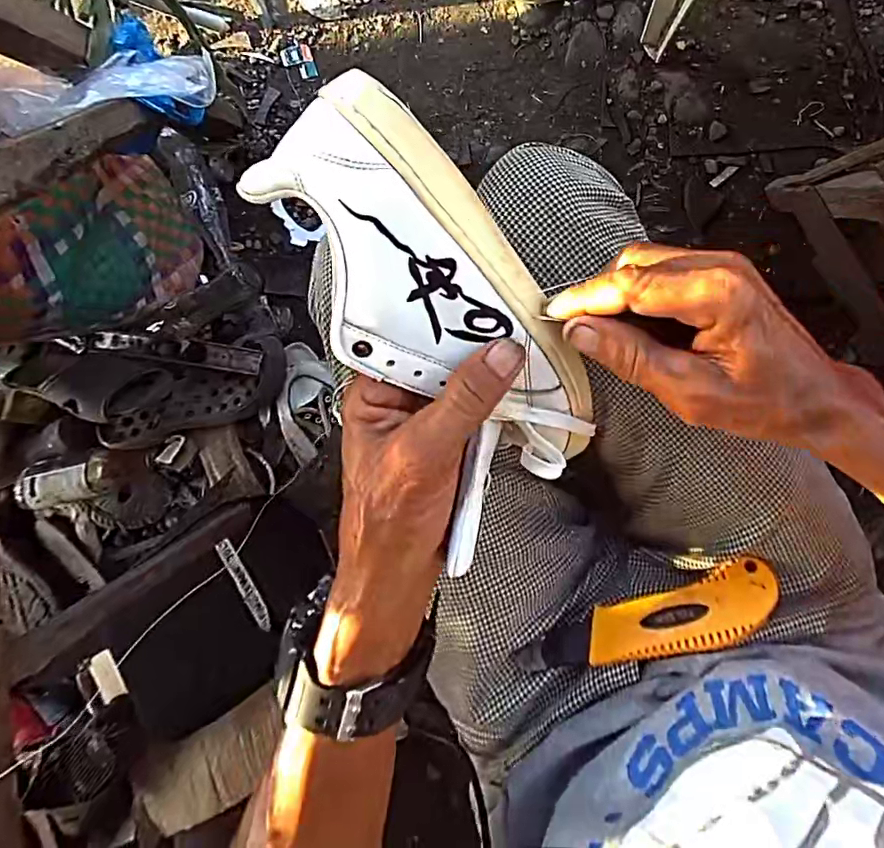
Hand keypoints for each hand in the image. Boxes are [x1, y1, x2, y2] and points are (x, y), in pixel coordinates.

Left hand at [315, 340, 523, 683]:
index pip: (407, 338)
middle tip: (506, 339)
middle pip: (442, 358)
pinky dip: (496, 410)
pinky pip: (479, 410)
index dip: (442, 321)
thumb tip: (498, 357)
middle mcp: (398, 401)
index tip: (478, 309)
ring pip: (465, 383)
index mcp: (373, 394)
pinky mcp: (450, 438)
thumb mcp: (426, 452)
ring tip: (510, 373)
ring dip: (489, 384)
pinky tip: (507, 407)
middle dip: (474, 353)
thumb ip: (466, 401)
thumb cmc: (386, 523)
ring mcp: (427, 419)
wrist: (399, 574)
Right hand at [545, 244, 877, 452]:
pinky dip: (639, 295)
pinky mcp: (720, 274)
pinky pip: (663, 272)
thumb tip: (583, 332)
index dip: (586, 298)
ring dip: (618, 294)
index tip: (557, 312)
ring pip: (645, 264)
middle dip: (600, 294)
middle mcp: (720, 267)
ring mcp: (722, 266)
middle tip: (577, 328)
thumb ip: (631, 357)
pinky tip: (635, 326)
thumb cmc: (770, 401)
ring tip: (606, 333)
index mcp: (716, 292)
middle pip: (634, 264)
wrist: (815, 398)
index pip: (630, 284)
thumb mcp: (691, 391)